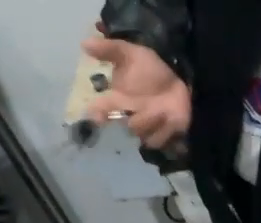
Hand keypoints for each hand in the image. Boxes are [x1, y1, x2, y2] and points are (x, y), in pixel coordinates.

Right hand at [81, 35, 190, 149]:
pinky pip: (159, 141)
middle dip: (138, 119)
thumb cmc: (150, 70)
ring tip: (164, 110)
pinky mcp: (161, 137)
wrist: (176, 84)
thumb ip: (109, 49)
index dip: (97, 114)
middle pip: (128, 127)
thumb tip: (84, 43)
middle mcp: (128, 116)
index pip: (100, 109)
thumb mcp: (130, 54)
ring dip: (154, 121)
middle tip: (149, 106)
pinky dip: (166, 132)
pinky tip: (172, 120)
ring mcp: (145, 128)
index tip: (99, 118)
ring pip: (144, 134)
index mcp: (116, 99)